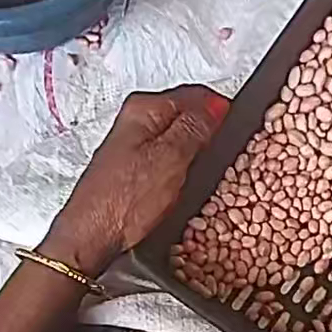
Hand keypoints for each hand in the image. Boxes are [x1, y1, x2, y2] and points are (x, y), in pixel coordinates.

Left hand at [41, 85, 229, 275]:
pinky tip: (187, 187)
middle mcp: (136, 123)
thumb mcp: (170, 159)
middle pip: (185, 117)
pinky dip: (182, 171)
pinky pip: (167, 163)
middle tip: (230, 154)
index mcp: (145, 109)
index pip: (196, 95)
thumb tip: (215, 106)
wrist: (90, 236)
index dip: (221, 110)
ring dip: (196, 155)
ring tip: (210, 174)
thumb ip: (194, 128)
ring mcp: (133, 149)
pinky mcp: (133, 173)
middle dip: (209, 133)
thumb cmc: (124, 201)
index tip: (241, 128)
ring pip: (177, 142)